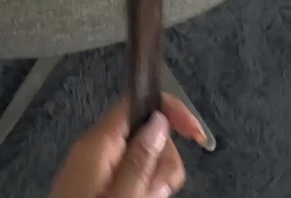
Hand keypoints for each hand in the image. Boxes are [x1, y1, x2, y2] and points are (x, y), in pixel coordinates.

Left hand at [49, 96, 204, 197]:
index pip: (136, 102)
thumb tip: (160, 118)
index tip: (195, 135)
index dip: (170, 111)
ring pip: (141, 159)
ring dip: (155, 181)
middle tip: (159, 192)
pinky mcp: (96, 189)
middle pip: (145, 132)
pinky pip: (130, 179)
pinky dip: (143, 191)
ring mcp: (95, 171)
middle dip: (163, 160)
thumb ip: (141, 159)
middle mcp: (95, 150)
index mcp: (98, 144)